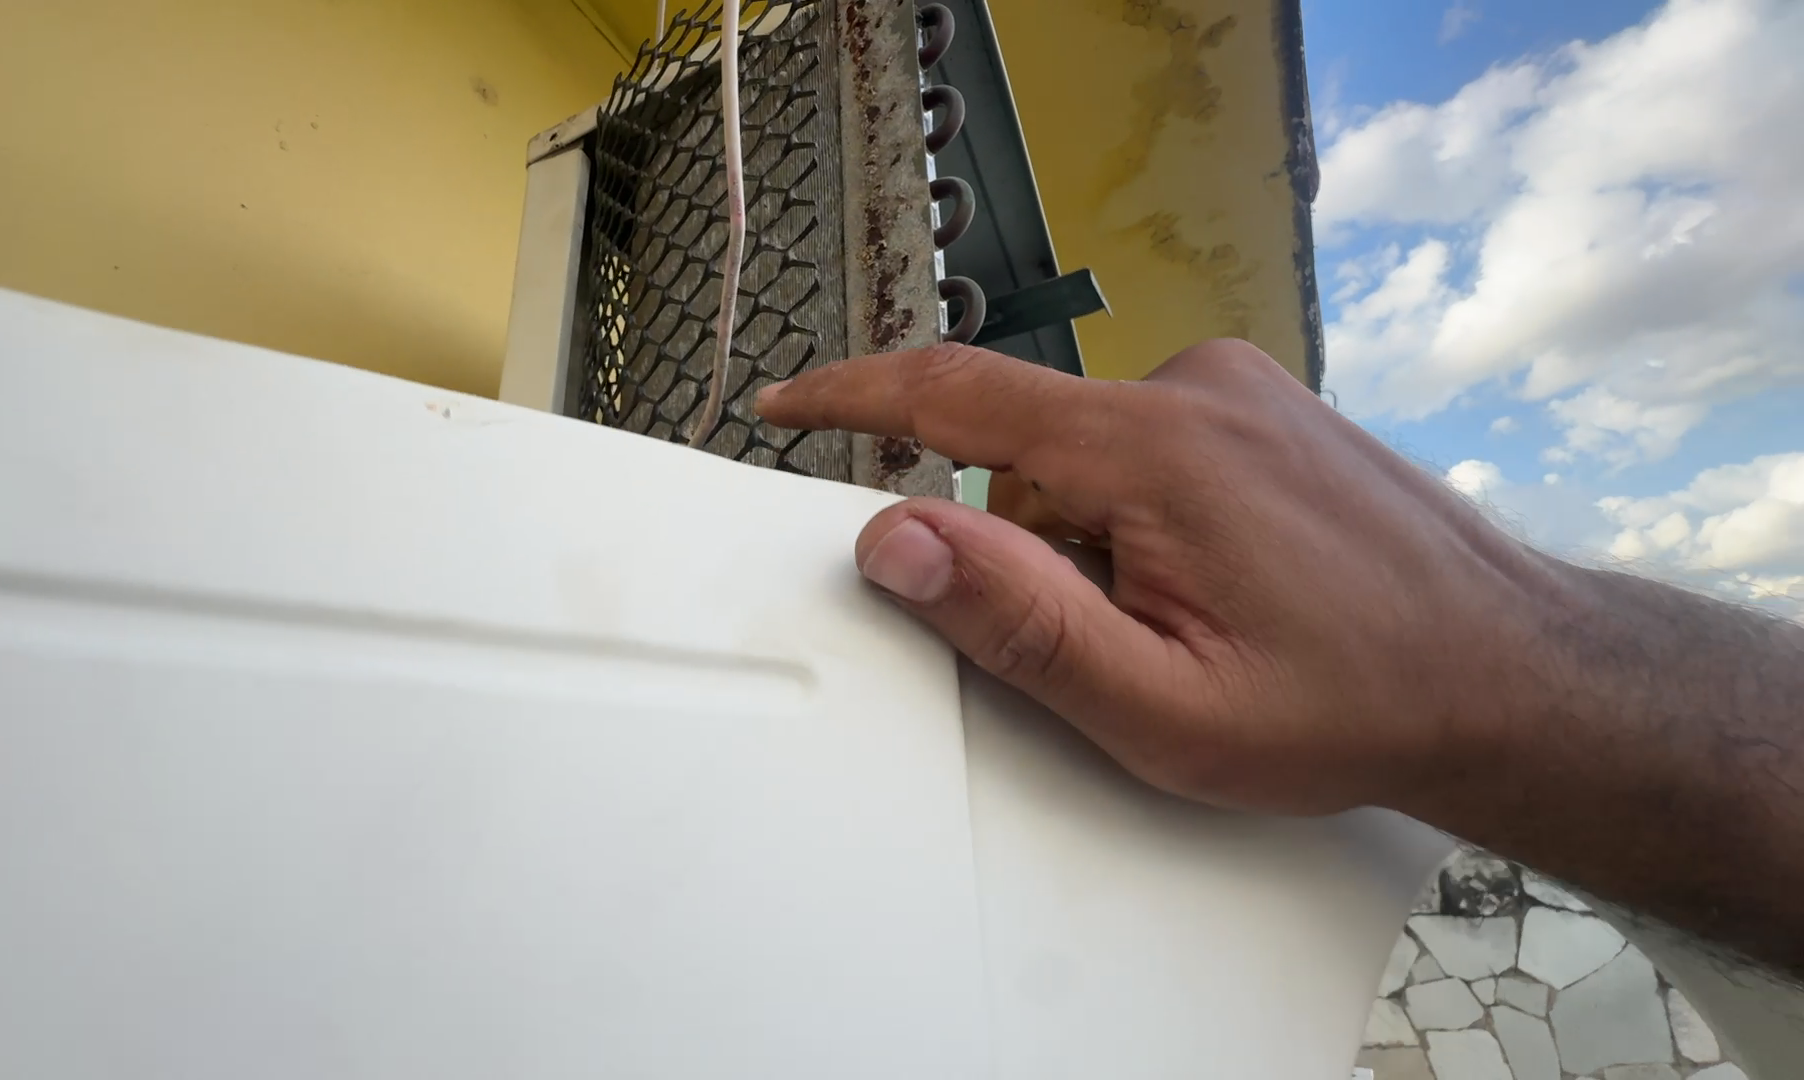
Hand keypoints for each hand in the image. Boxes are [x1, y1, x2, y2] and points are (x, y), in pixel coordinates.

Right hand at [757, 340, 1568, 817]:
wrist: (1521, 676)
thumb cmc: (1346, 705)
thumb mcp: (1157, 704)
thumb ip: (1015, 620)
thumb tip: (892, 539)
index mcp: (1147, 452)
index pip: (954, 393)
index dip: (852, 396)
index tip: (785, 403)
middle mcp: (1185, 388)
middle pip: (1020, 462)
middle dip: (1030, 556)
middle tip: (1125, 638)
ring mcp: (1224, 387)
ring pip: (1075, 466)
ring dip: (1089, 547)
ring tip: (1188, 618)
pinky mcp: (1245, 403)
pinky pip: (1129, 453)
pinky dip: (1127, 518)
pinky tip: (1213, 575)